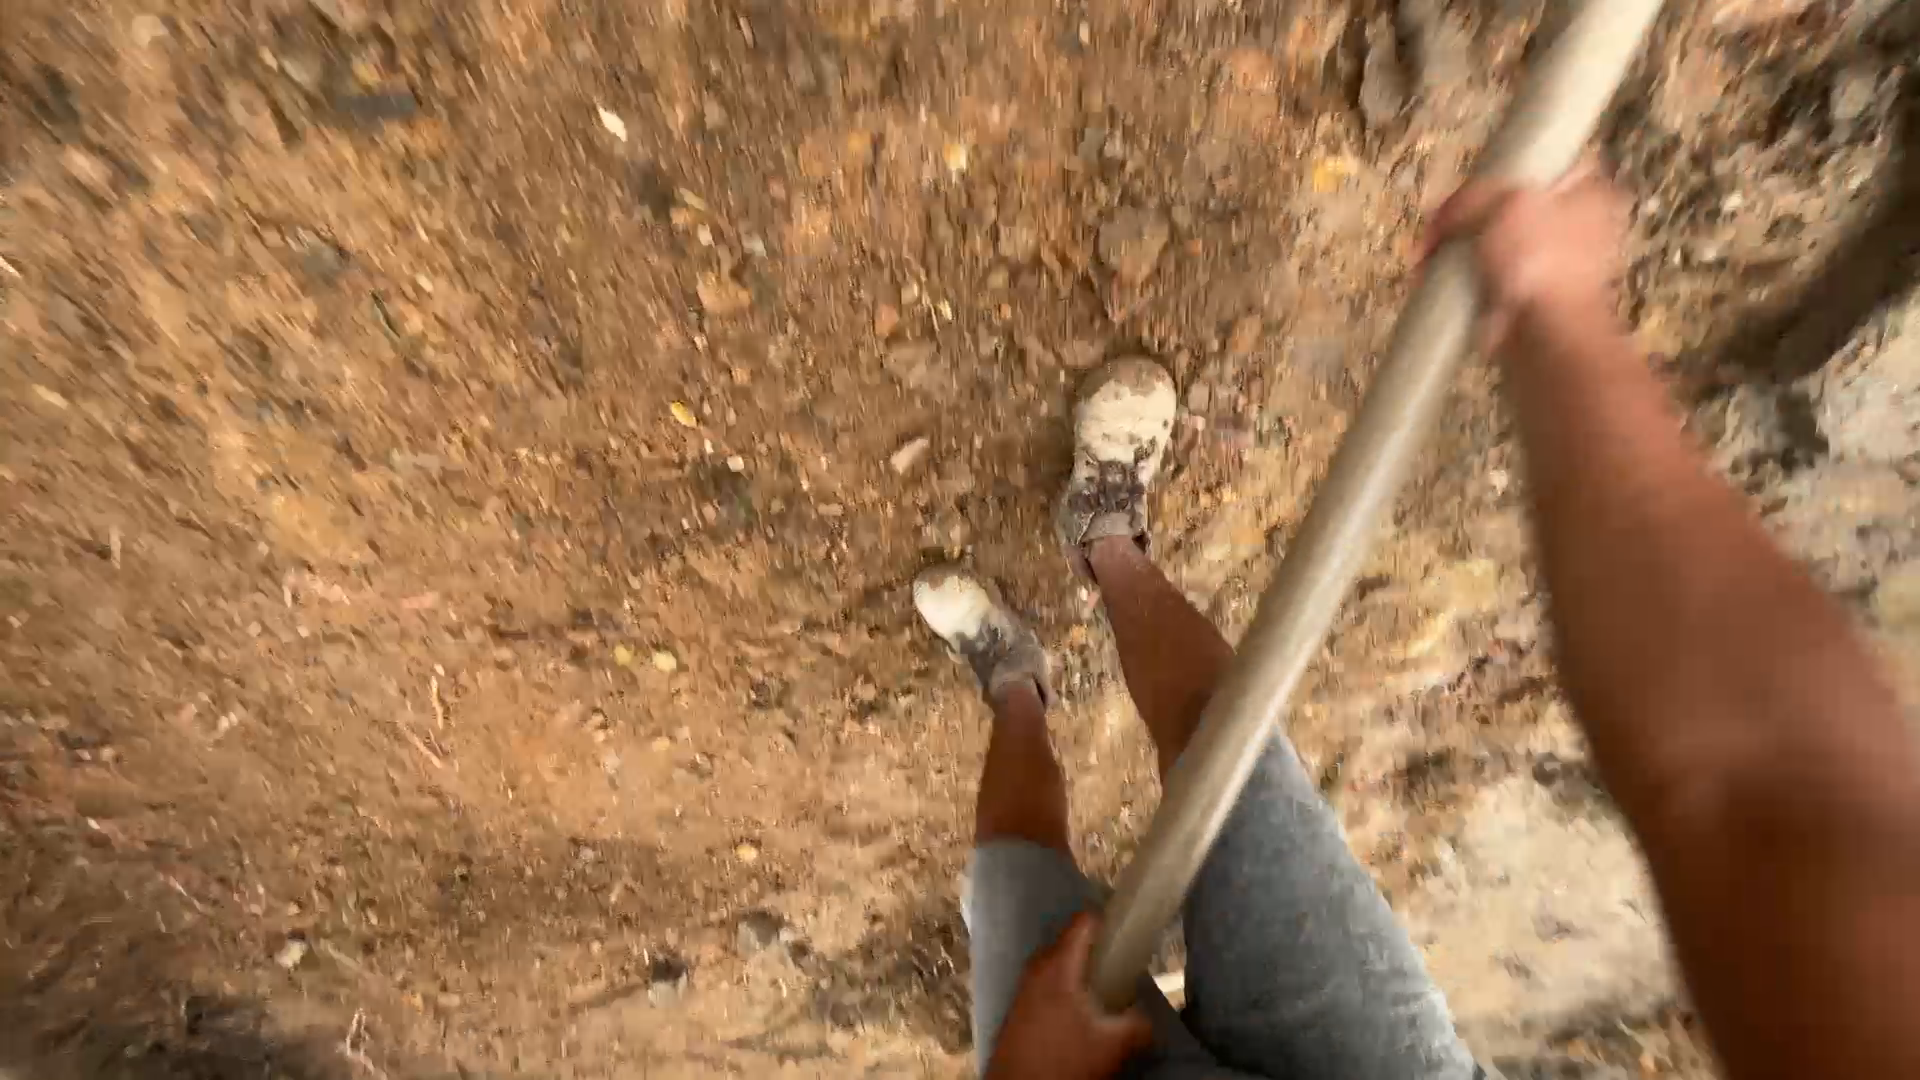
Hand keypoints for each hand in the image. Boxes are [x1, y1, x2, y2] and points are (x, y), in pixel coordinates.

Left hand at [985, 913, 1153, 1079]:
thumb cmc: (1063, 1058)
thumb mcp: (1110, 1046)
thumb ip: (1137, 1026)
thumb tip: (1152, 1018)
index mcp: (1059, 962)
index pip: (1084, 920)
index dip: (1108, 921)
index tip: (1128, 932)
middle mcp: (1038, 963)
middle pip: (1073, 941)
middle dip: (1098, 952)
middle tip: (1122, 969)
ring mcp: (1025, 982)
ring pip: (1060, 963)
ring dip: (1081, 972)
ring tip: (1105, 993)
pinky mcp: (1019, 1002)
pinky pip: (1048, 980)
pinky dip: (1066, 986)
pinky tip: (1080, 1012)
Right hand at [1421, 161, 1630, 349]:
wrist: (1542, 332)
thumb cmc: (1539, 261)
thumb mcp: (1507, 204)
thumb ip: (1474, 196)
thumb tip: (1444, 210)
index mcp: (1587, 194)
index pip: (1544, 167)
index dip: (1502, 173)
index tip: (1470, 188)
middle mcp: (1570, 228)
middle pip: (1504, 210)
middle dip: (1461, 221)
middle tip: (1434, 232)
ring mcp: (1542, 266)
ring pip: (1484, 246)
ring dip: (1449, 252)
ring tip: (1422, 262)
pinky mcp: (1515, 298)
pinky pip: (1476, 280)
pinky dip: (1451, 281)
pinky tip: (1428, 281)